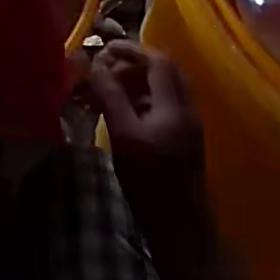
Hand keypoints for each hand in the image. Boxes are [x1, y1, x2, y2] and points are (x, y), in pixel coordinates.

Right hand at [90, 42, 208, 234]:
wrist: (180, 230)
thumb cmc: (150, 182)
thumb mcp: (123, 135)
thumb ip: (110, 95)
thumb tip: (93, 63)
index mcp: (175, 107)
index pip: (159, 62)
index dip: (131, 50)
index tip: (103, 48)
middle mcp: (185, 111)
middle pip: (163, 72)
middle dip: (131, 64)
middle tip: (101, 69)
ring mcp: (185, 127)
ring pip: (159, 90)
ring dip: (131, 83)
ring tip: (101, 90)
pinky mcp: (179, 141)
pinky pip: (158, 107)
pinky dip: (136, 100)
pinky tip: (115, 112)